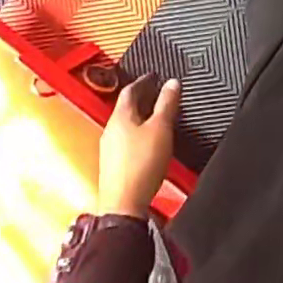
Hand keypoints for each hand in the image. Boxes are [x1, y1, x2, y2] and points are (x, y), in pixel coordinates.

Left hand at [97, 76, 180, 218]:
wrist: (124, 206)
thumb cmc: (141, 166)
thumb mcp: (161, 128)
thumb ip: (167, 103)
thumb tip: (172, 83)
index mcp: (120, 118)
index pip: (130, 90)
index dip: (144, 81)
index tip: (154, 77)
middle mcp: (111, 131)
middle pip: (126, 107)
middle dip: (143, 98)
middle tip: (157, 93)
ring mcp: (110, 150)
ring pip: (126, 125)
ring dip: (141, 117)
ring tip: (157, 115)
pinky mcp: (114, 166)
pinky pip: (126, 141)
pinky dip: (138, 134)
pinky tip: (149, 142)